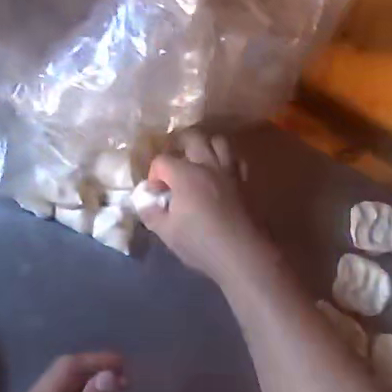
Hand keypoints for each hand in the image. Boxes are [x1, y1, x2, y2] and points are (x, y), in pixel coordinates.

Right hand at [137, 131, 274, 284]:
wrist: (242, 254)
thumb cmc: (200, 244)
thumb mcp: (166, 233)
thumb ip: (151, 214)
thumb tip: (145, 202)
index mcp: (185, 175)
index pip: (162, 161)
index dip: (154, 175)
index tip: (155, 194)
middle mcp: (208, 166)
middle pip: (193, 138)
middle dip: (179, 145)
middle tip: (174, 165)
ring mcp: (230, 172)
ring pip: (219, 142)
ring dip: (206, 147)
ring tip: (199, 163)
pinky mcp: (247, 183)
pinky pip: (237, 161)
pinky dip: (227, 162)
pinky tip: (221, 176)